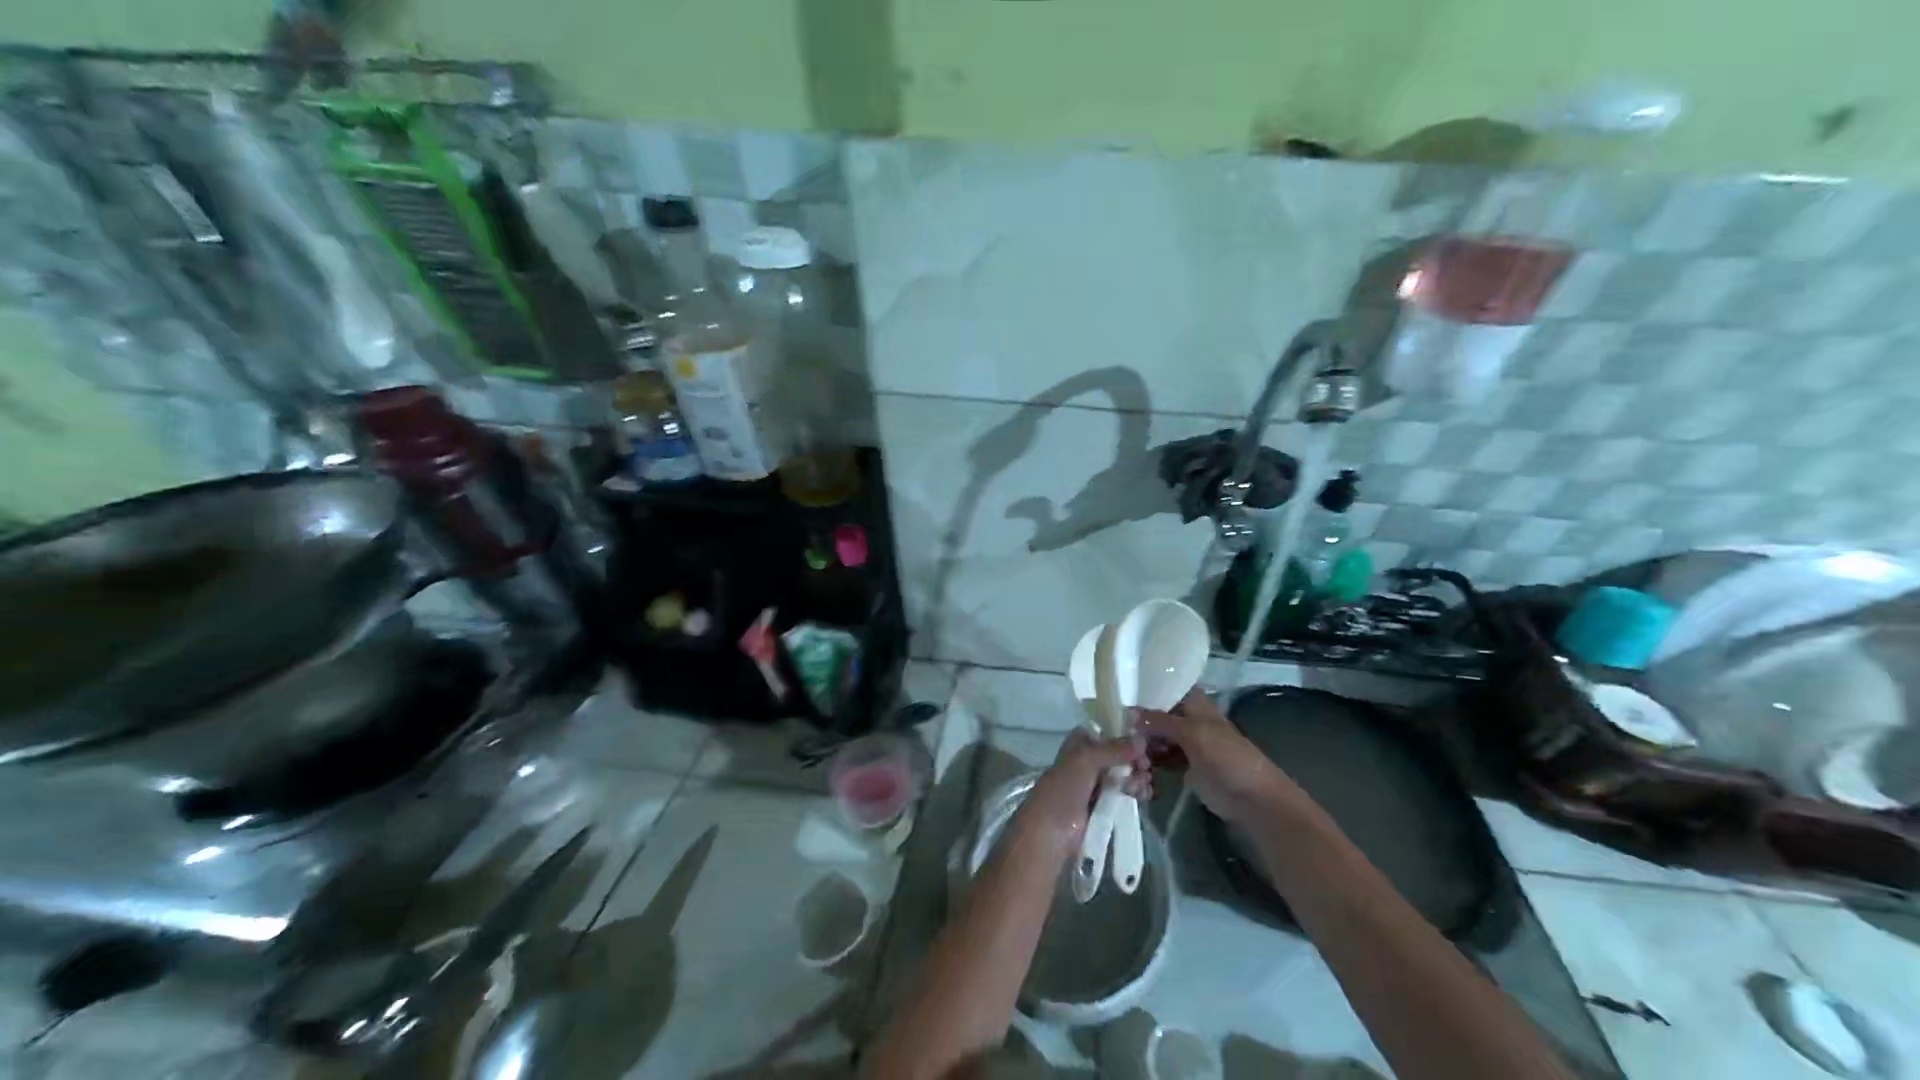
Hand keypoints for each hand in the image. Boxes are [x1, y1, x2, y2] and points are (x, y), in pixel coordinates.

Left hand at [1013, 730, 1150, 859]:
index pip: (1102, 733)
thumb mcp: (1085, 761)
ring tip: (1144, 784)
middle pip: (1116, 755)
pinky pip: (1123, 795)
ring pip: (1122, 775)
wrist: (1050, 834)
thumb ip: (1114, 749)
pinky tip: (1144, 794)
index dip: (1122, 736)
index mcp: (1076, 747)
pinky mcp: (1103, 808)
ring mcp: (1094, 787)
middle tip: (1146, 766)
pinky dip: (1135, 792)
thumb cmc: (1063, 791)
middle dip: (1134, 759)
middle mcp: (1086, 763)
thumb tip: (1142, 739)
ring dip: (1137, 776)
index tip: (1141, 742)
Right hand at [1135, 688, 1306, 825]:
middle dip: (1138, 728)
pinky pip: (1159, 763)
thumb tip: (1127, 712)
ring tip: (1130, 762)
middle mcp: (1187, 721)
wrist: (1252, 799)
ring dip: (1141, 750)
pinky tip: (1136, 775)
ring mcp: (1185, 745)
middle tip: (1121, 741)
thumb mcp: (1193, 732)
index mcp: (1195, 705)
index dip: (1145, 693)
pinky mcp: (1183, 769)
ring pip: (1154, 741)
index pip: (1165, 690)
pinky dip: (1148, 768)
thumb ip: (1159, 721)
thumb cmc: (1227, 756)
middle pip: (1155, 718)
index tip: (1118, 698)